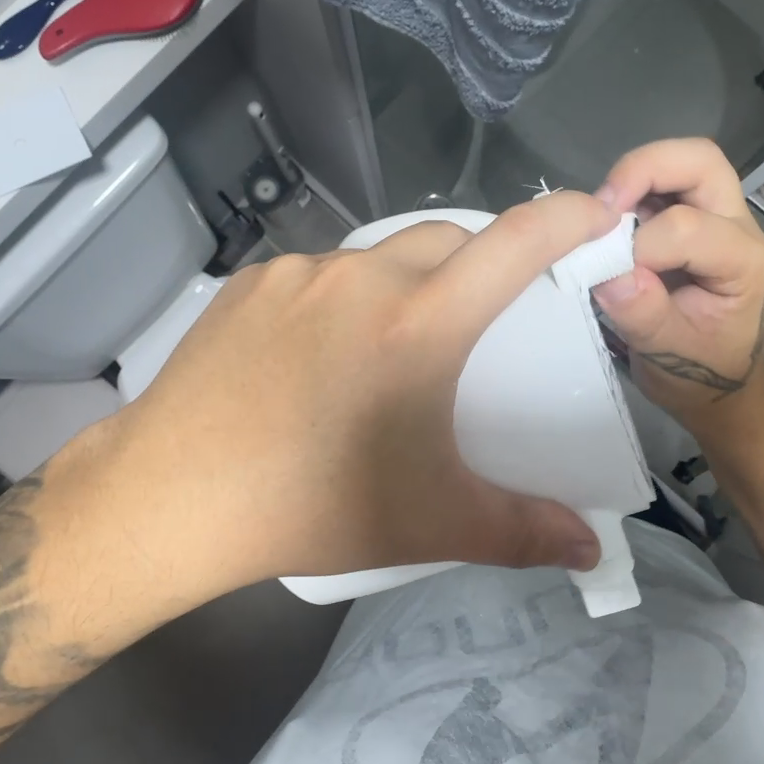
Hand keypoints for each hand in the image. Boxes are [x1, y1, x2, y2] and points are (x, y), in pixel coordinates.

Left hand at [55, 191, 622, 602]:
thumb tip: (591, 550)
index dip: (565, 218)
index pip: (514, 244)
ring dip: (407, 283)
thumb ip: (523, 532)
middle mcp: (362, 278)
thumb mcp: (430, 522)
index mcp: (419, 324)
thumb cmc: (312, 507)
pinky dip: (342, 298)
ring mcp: (298, 274)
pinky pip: (318, 274)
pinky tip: (318, 354)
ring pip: (379, 256)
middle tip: (483, 316)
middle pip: (448, 239)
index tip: (594, 212)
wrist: (169, 498)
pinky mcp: (249, 283)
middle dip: (482, 261)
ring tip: (393, 345)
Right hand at [591, 139, 763, 426]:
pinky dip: (632, 192)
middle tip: (601, 206)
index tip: (607, 277)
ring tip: (602, 215)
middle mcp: (738, 228)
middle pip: (700, 161)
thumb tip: (607, 273)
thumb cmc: (701, 374)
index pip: (687, 228)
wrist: (719, 388)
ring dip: (637, 177)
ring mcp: (717, 219)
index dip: (639, 246)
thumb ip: (643, 314)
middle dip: (644, 169)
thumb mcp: (668, 356)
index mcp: (743, 263)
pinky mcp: (693, 220)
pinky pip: (664, 184)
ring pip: (684, 163)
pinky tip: (609, 225)